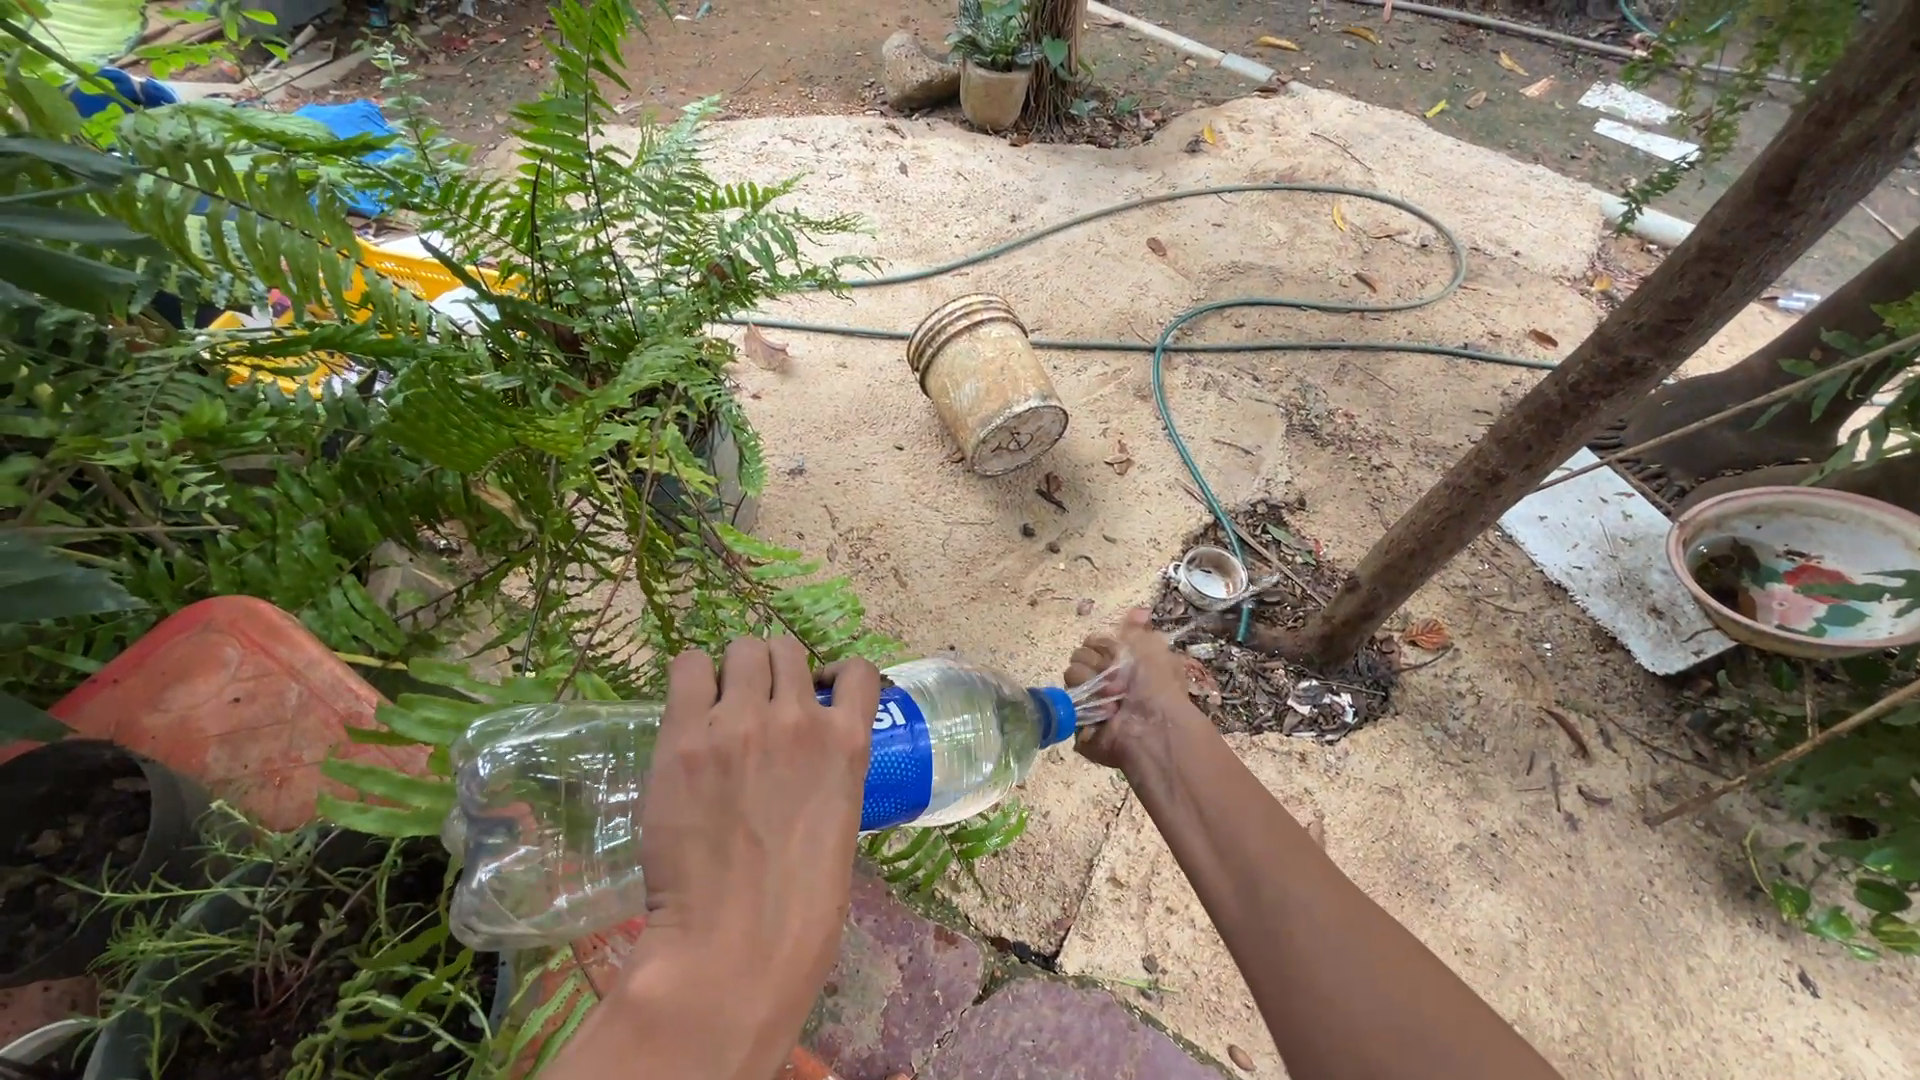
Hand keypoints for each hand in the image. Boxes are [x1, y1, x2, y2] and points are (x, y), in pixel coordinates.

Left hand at [629, 636, 880, 1078]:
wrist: (735, 943)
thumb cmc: (800, 903)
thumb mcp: (838, 821)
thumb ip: (826, 771)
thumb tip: (803, 753)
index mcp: (847, 744)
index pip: (858, 672)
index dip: (835, 677)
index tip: (817, 694)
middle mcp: (798, 718)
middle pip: (787, 649)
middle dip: (775, 671)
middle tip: (756, 704)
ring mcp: (740, 723)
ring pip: (742, 649)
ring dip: (735, 670)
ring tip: (719, 703)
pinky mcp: (684, 736)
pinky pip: (688, 667)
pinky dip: (691, 678)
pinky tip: (688, 705)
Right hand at [1063, 609, 1211, 773]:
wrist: (1154, 725)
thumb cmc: (1157, 685)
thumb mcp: (1152, 648)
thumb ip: (1137, 629)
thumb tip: (1138, 610)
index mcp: (1118, 663)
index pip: (1092, 642)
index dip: (1102, 645)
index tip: (1116, 654)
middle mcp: (1102, 680)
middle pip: (1078, 656)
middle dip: (1097, 664)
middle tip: (1118, 680)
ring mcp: (1089, 701)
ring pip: (1071, 675)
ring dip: (1092, 684)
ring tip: (1113, 698)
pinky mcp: (1078, 723)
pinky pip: (1066, 703)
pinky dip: (1085, 706)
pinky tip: (1103, 713)